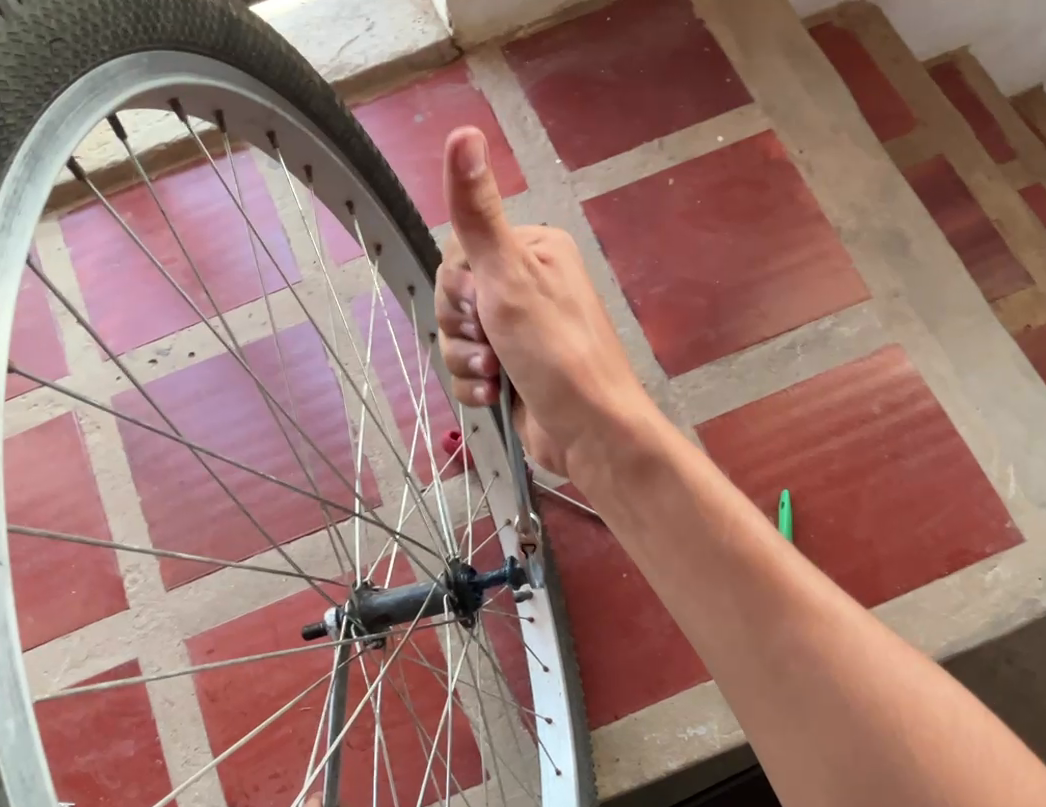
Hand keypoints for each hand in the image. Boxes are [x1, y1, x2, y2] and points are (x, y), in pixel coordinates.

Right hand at [435, 126, 658, 477]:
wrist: (590, 434)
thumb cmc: (556, 353)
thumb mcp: (510, 278)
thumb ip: (479, 214)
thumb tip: (463, 133)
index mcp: (534, 252)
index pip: (460, 251)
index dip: (458, 285)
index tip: (481, 306)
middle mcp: (527, 287)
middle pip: (455, 297)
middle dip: (463, 329)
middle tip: (493, 345)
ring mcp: (520, 334)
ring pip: (457, 338)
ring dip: (468, 362)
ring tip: (497, 376)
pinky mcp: (512, 373)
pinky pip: (468, 372)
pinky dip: (475, 388)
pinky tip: (496, 397)